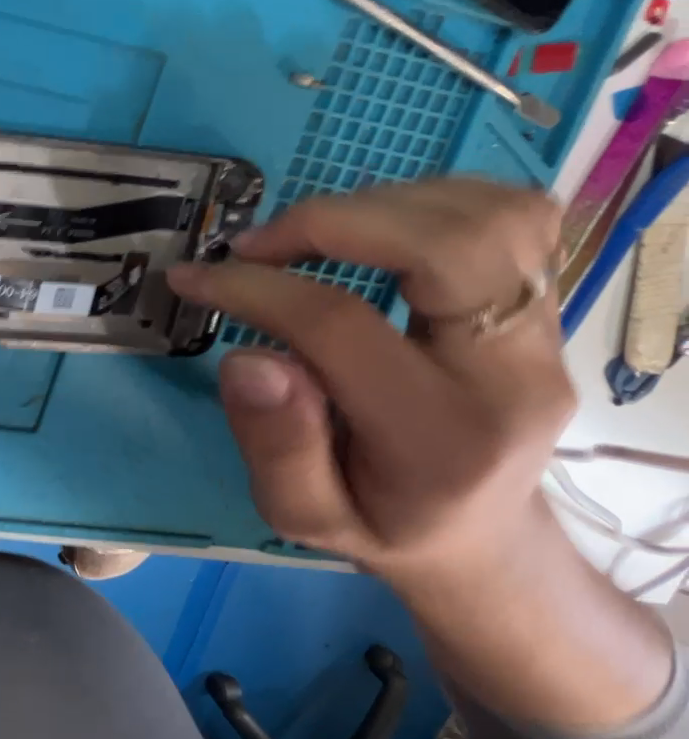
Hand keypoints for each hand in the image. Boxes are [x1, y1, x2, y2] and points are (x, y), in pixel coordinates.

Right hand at [168, 179, 574, 582]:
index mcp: (440, 434)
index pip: (341, 324)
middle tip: (255, 245)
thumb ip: (275, 446)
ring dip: (380, 206)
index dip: (252, 288)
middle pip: (450, 246)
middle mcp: (511, 373)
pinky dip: (432, 201)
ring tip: (307, 237)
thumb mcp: (300, 515)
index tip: (191, 279)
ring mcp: (542, 333)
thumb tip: (247, 358)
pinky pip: (513, 215)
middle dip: (331, 222)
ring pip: (491, 216)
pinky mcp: (546, 305)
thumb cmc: (374, 521)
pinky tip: (371, 230)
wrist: (478, 536)